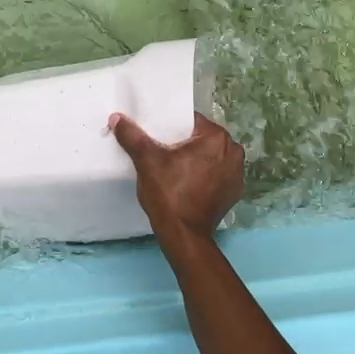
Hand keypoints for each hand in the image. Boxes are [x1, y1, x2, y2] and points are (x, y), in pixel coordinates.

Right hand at [110, 111, 244, 248]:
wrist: (183, 235)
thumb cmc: (168, 192)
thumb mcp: (146, 160)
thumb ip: (132, 136)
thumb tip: (117, 118)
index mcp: (216, 137)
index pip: (192, 121)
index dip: (173, 126)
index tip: (159, 136)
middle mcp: (233, 152)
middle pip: (202, 139)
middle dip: (185, 143)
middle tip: (163, 152)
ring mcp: (237, 174)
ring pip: (211, 157)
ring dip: (197, 160)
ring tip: (175, 169)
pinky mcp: (234, 193)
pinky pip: (217, 175)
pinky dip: (205, 176)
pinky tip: (188, 184)